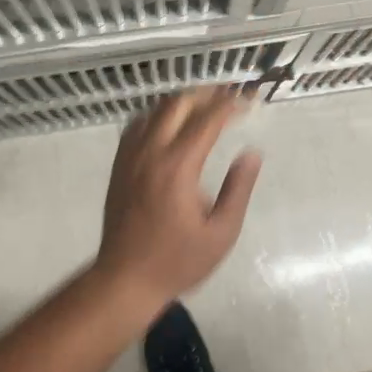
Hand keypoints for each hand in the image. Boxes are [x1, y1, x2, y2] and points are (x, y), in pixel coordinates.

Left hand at [92, 88, 262, 308]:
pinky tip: (171, 122)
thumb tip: (252, 153)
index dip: (229, 105)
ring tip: (206, 104)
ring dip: (183, 101)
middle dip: (206, 94)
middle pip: (178, 104)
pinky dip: (159, 114)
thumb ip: (238, 189)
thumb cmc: (177, 261)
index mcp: (177, 166)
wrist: (126, 278)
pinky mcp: (119, 162)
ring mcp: (131, 154)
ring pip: (156, 109)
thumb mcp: (220, 234)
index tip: (248, 101)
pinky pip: (138, 123)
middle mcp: (151, 151)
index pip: (206, 120)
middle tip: (229, 95)